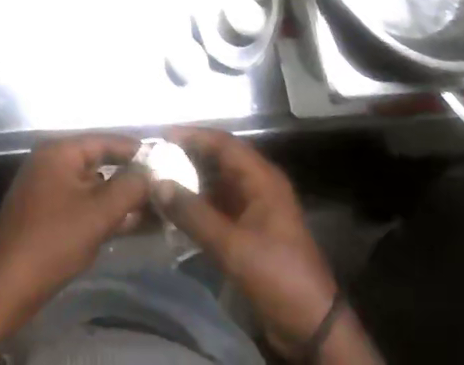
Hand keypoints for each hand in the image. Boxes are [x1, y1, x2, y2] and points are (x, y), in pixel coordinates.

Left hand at [0, 134, 150, 343]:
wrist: (9, 283)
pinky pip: (82, 203)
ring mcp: (46, 187)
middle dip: (131, 177)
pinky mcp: (46, 212)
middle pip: (99, 162)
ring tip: (158, 210)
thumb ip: (129, 188)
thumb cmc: (55, 240)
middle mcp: (50, 162)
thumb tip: (151, 171)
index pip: (104, 141)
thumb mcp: (99, 213)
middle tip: (166, 189)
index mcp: (59, 152)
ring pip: (93, 186)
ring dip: (121, 198)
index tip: (167, 160)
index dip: (135, 150)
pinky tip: (133, 225)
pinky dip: (105, 212)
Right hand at [160, 128, 382, 363]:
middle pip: (217, 160)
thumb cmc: (278, 276)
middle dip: (185, 158)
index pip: (223, 143)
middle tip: (151, 160)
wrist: (312, 328)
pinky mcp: (248, 231)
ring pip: (215, 184)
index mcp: (262, 179)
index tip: (160, 137)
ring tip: (155, 181)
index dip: (192, 135)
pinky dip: (196, 205)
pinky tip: (171, 210)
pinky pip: (217, 206)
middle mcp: (258, 187)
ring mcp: (253, 209)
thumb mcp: (232, 246)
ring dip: (188, 182)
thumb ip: (192, 213)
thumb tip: (156, 183)